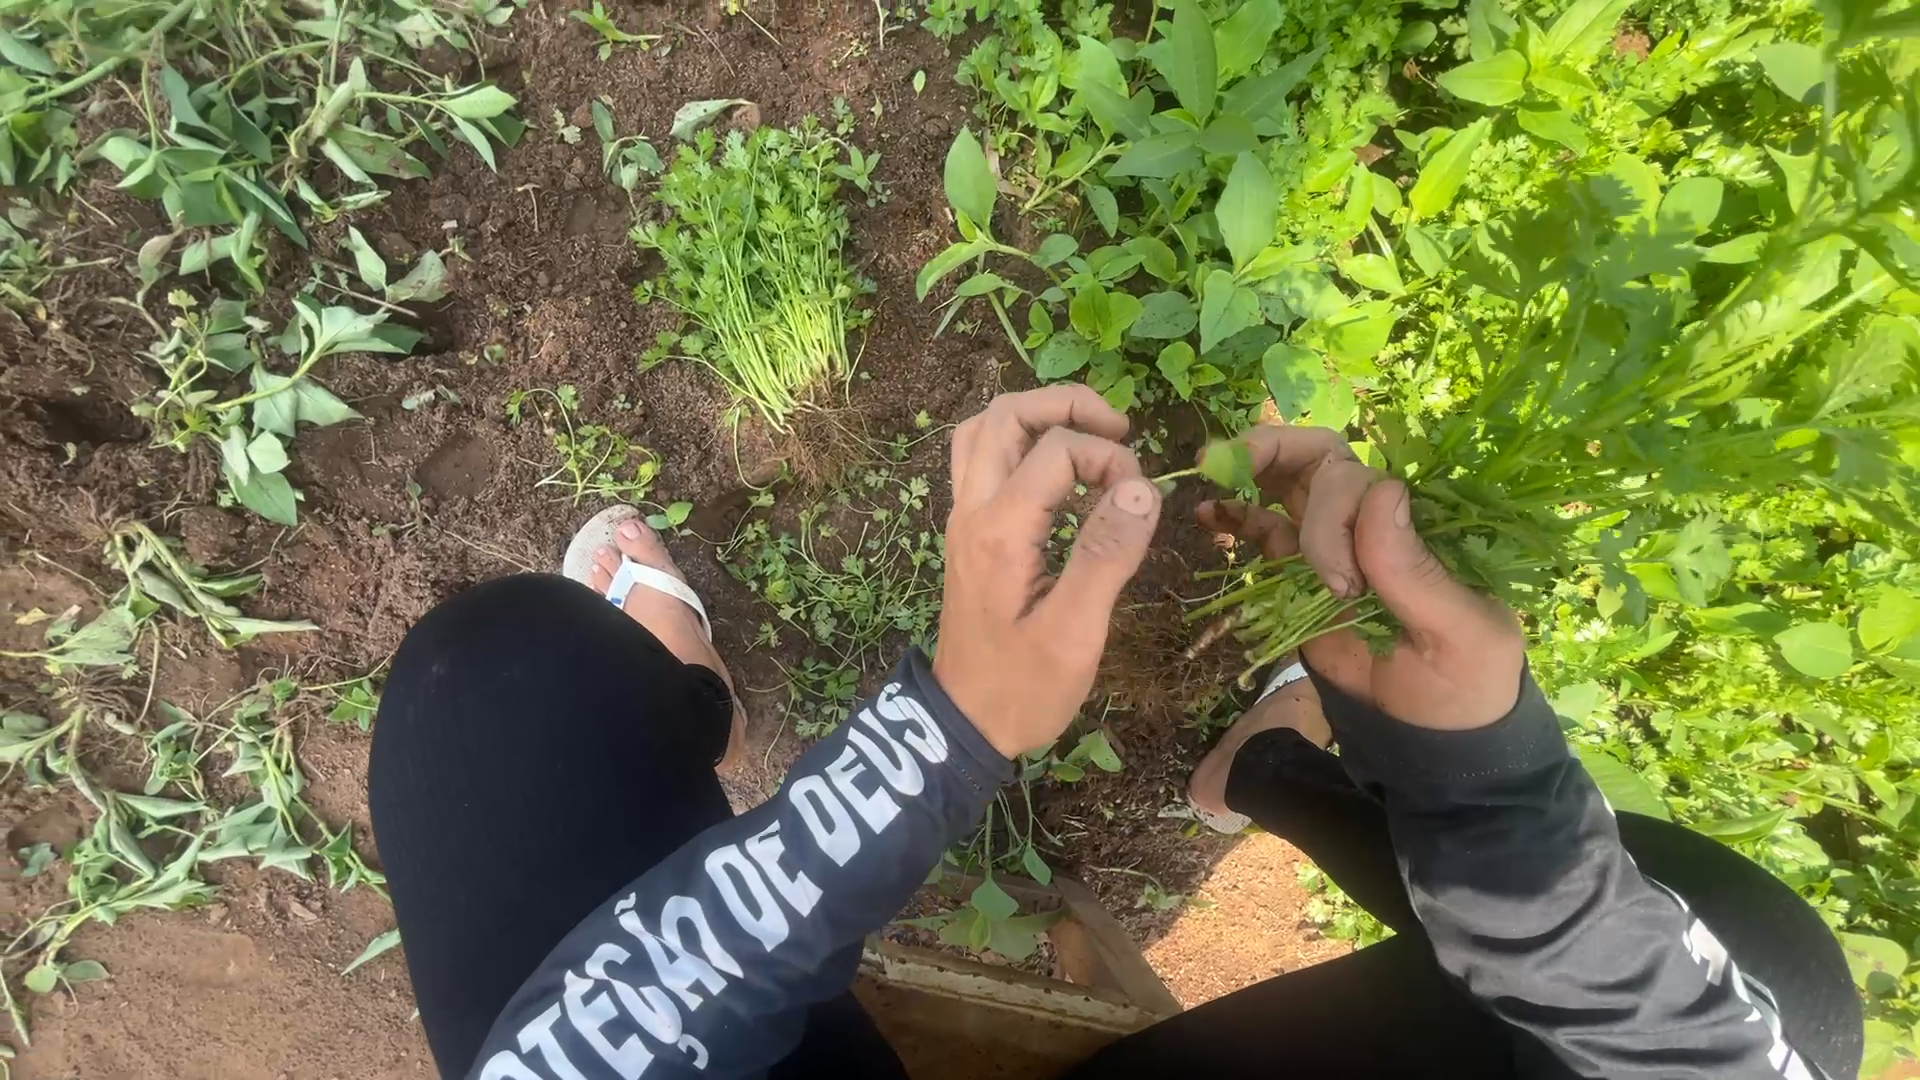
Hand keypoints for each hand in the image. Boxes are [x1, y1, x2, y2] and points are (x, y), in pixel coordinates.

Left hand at [935, 387, 1162, 758]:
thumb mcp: (1074, 634)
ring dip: (1036, 418)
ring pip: (983, 432)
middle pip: (1003, 416)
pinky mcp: (966, 533)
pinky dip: (1020, 445)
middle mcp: (970, 511)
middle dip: (1066, 406)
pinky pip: (981, 461)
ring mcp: (962, 519)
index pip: (1056, 450)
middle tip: (1118, 430)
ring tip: (1089, 437)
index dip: (1109, 457)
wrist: (963, 723)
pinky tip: (1057, 472)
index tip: (1142, 496)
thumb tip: (1142, 486)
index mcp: (999, 531)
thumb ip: (1106, 556)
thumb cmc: (1022, 689)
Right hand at [1195, 425, 1523, 731]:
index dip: (1332, 517)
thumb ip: (1418, 571)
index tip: (1339, 585)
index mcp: (1420, 526)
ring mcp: (1331, 543)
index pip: (1363, 483)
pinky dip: (1235, 514)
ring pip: (1288, 483)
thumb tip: (1383, 491)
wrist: (1420, 732)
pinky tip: (1208, 513)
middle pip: (1322, 461)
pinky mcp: (1297, 570)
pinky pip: (1264, 528)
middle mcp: (1373, 522)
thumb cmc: (1460, 684)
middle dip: (1276, 452)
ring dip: (1250, 470)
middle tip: (1233, 460)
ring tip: (1212, 469)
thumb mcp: (1461, 634)